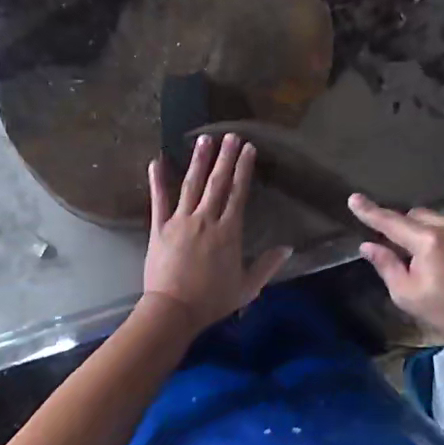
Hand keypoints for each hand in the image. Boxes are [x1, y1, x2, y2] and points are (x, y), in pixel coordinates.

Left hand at [143, 134, 293, 332]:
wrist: (174, 310)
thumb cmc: (212, 301)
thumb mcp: (247, 287)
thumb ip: (267, 265)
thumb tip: (287, 248)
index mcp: (229, 232)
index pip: (239, 193)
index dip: (244, 170)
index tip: (249, 149)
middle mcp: (206, 220)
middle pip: (217, 183)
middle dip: (225, 157)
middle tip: (230, 135)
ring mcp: (180, 221)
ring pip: (191, 185)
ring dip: (198, 161)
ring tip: (204, 139)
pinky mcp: (159, 228)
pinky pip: (158, 200)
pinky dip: (157, 180)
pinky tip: (156, 161)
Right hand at [348, 196, 443, 350]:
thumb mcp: (408, 295)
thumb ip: (386, 265)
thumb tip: (368, 246)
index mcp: (430, 241)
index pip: (391, 221)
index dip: (370, 211)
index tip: (354, 199)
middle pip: (418, 215)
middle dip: (406, 228)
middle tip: (404, 251)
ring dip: (432, 233)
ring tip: (437, 260)